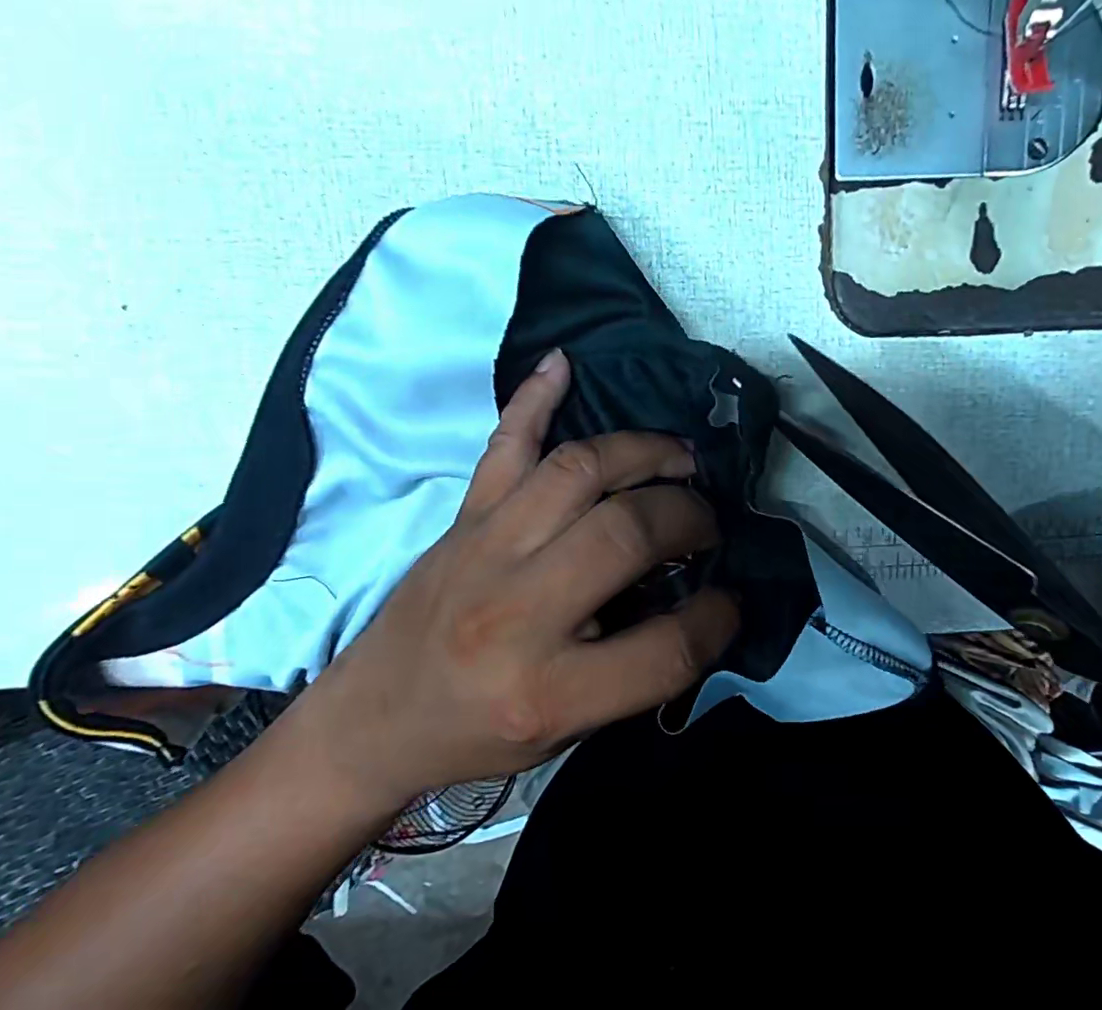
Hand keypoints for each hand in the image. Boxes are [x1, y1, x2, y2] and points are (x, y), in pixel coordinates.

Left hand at [293, 349, 739, 812]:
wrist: (372, 720)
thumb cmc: (476, 735)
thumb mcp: (568, 730)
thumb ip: (638, 670)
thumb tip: (700, 598)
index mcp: (547, 691)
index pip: (667, 647)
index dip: (718, 619)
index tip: (729, 601)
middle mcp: (515, 614)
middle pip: (627, 535)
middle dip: (690, 518)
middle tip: (706, 524)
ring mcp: (482, 552)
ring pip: (578, 472)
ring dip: (643, 453)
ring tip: (679, 459)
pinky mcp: (461, 520)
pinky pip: (502, 446)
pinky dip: (535, 400)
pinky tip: (564, 365)